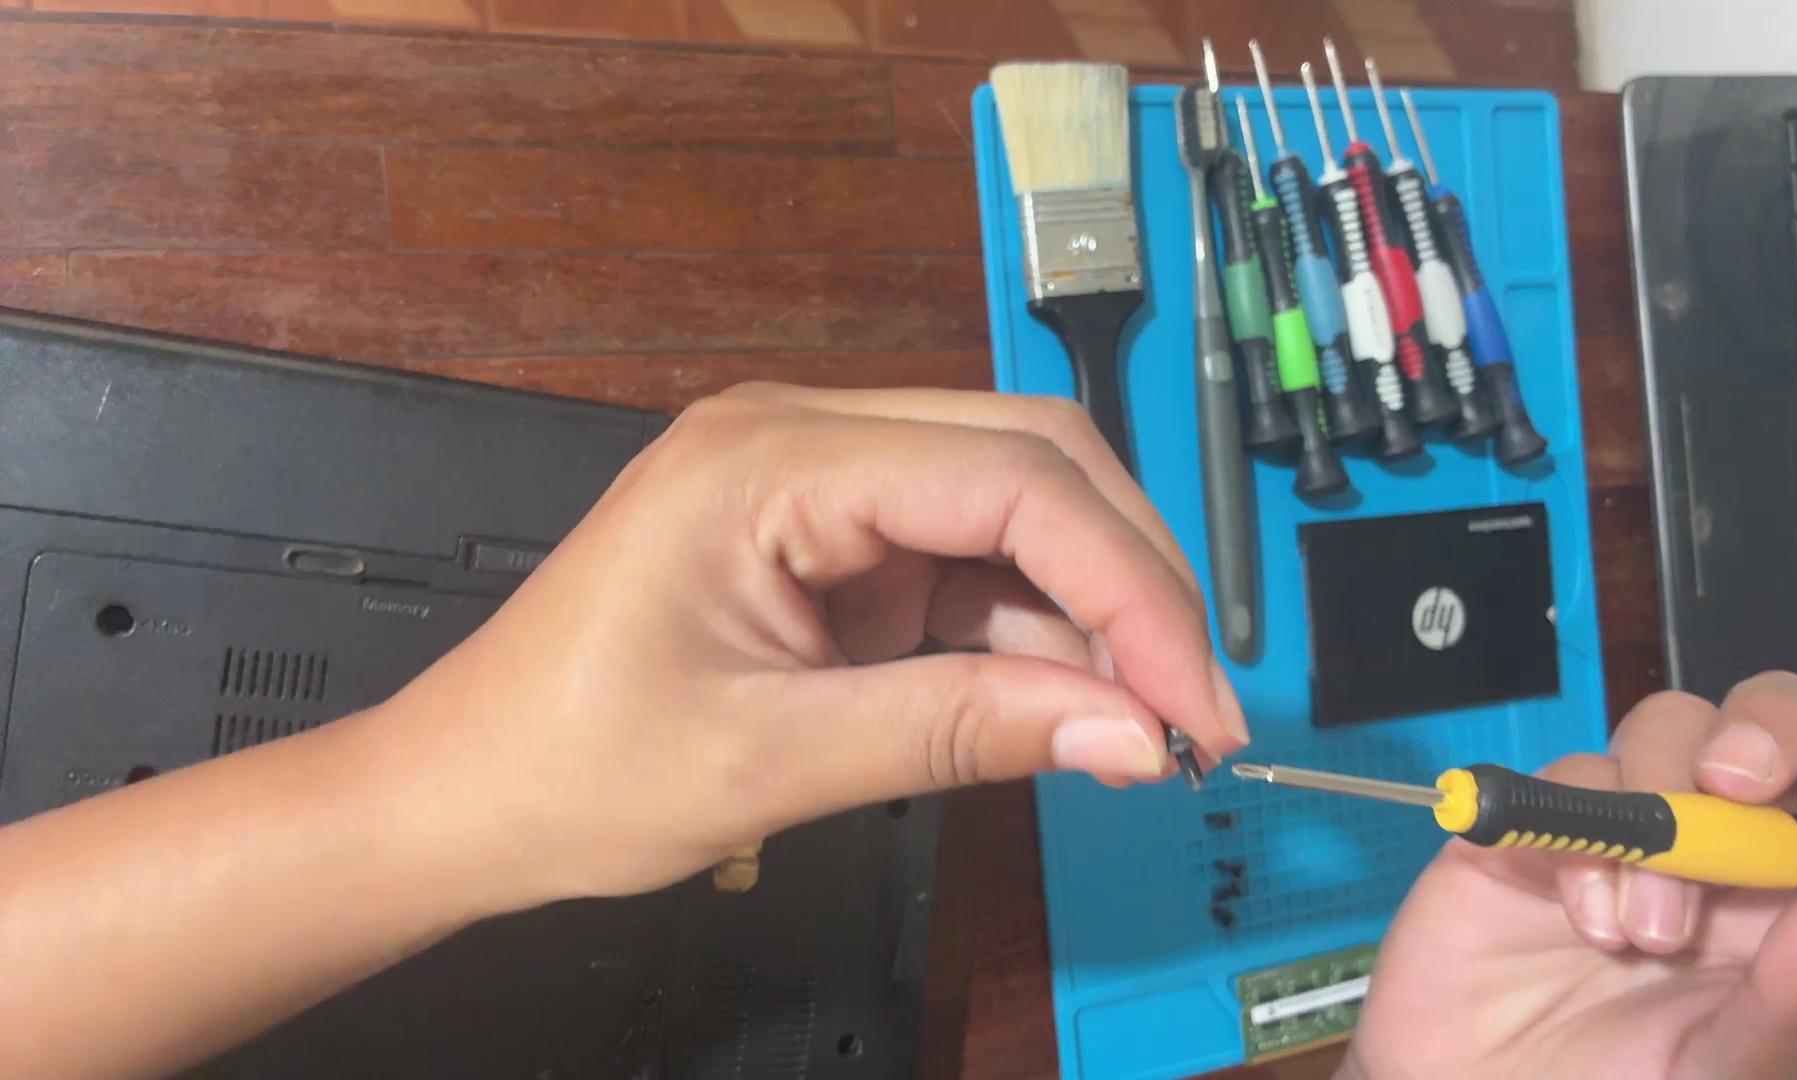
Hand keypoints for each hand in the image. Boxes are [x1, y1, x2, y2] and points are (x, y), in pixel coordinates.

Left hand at [389, 383, 1249, 905]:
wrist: (467, 793)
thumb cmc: (572, 768)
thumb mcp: (775, 759)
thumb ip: (963, 732)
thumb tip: (1132, 736)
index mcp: (772, 457)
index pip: (1008, 478)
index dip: (1125, 584)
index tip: (1191, 696)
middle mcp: (811, 439)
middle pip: (1031, 466)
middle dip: (1128, 582)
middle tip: (1189, 702)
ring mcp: (832, 486)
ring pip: (1016, 517)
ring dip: (1090, 615)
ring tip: (1141, 720)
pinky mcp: (845, 541)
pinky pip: (974, 567)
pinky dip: (1033, 632)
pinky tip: (1066, 697)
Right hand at [1344, 674, 1796, 1079]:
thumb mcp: (1733, 1071)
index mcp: (1784, 904)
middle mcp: (1705, 849)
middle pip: (1748, 724)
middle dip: (1760, 729)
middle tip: (1738, 786)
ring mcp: (1608, 830)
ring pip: (1652, 736)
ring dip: (1656, 817)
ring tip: (1646, 931)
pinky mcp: (1524, 825)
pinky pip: (1561, 785)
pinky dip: (1575, 841)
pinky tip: (1583, 918)